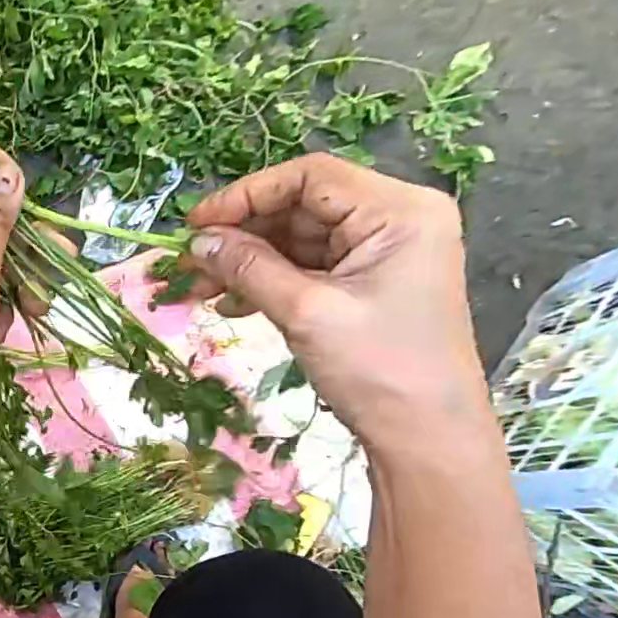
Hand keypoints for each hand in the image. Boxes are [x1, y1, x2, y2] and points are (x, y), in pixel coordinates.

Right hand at [178, 154, 484, 452]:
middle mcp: (397, 220)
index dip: (246, 195)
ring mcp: (385, 255)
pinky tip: (234, 303)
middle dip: (244, 235)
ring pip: (303, 242)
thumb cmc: (377, 371)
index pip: (310, 177)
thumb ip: (249, 268)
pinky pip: (313, 271)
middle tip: (192, 262)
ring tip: (202, 288)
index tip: (197, 223)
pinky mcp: (371, 286)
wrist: (426, 440)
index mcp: (399, 210)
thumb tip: (197, 241)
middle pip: (304, 209)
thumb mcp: (307, 314)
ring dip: (251, 263)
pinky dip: (274, 284)